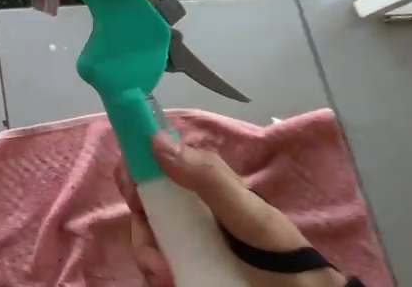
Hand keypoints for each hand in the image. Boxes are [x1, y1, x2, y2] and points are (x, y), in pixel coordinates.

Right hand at [115, 130, 344, 286]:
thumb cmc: (280, 255)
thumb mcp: (249, 214)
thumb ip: (206, 177)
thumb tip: (154, 139)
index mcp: (200, 183)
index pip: (153, 162)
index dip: (134, 171)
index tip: (131, 192)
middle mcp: (188, 209)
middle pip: (143, 204)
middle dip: (140, 227)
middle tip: (153, 253)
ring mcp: (186, 243)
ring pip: (145, 238)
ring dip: (146, 256)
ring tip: (165, 278)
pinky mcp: (185, 271)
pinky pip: (154, 267)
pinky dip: (154, 274)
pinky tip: (167, 283)